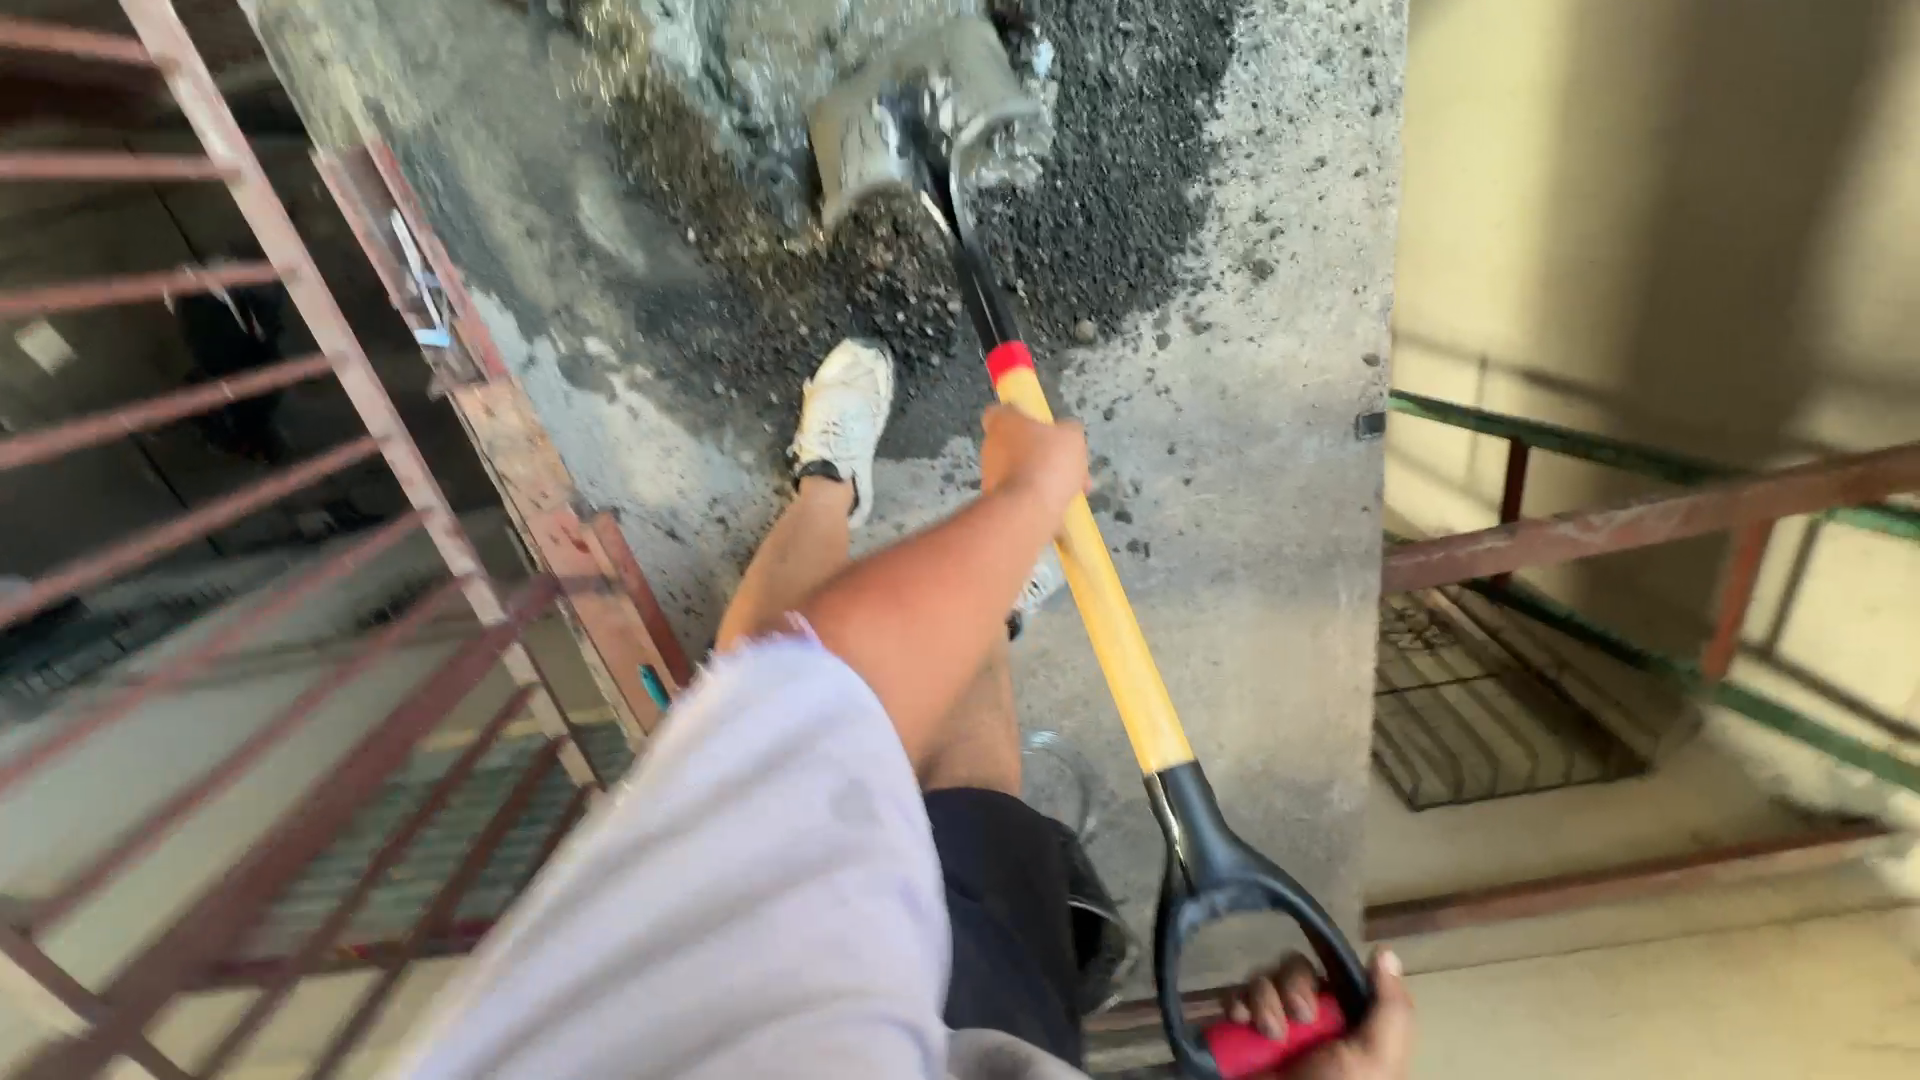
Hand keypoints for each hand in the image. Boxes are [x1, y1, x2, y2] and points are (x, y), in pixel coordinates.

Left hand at [978, 405, 1088, 516]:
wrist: (1027, 509)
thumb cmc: (1047, 461)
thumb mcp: (1072, 436)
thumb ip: (1068, 430)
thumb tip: (1065, 432)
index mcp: (1001, 422)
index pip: (1000, 412)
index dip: (1019, 417)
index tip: (1039, 426)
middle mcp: (990, 446)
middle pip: (1018, 444)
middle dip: (1044, 454)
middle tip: (1069, 463)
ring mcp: (990, 475)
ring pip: (1023, 471)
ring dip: (1046, 477)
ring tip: (1075, 488)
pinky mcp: (996, 501)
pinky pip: (1022, 493)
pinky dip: (1040, 497)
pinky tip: (1064, 503)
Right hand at [1222, 949, 1412, 1078]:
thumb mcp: (1377, 1061)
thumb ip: (1391, 1010)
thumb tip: (1385, 951)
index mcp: (1347, 1028)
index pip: (1331, 974)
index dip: (1322, 976)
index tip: (1321, 994)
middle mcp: (1311, 1024)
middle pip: (1295, 970)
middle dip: (1292, 987)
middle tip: (1298, 1018)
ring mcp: (1273, 1028)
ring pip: (1263, 980)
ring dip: (1263, 1000)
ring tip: (1266, 1032)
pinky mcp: (1242, 1033)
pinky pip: (1235, 997)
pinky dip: (1236, 1004)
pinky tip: (1240, 1021)